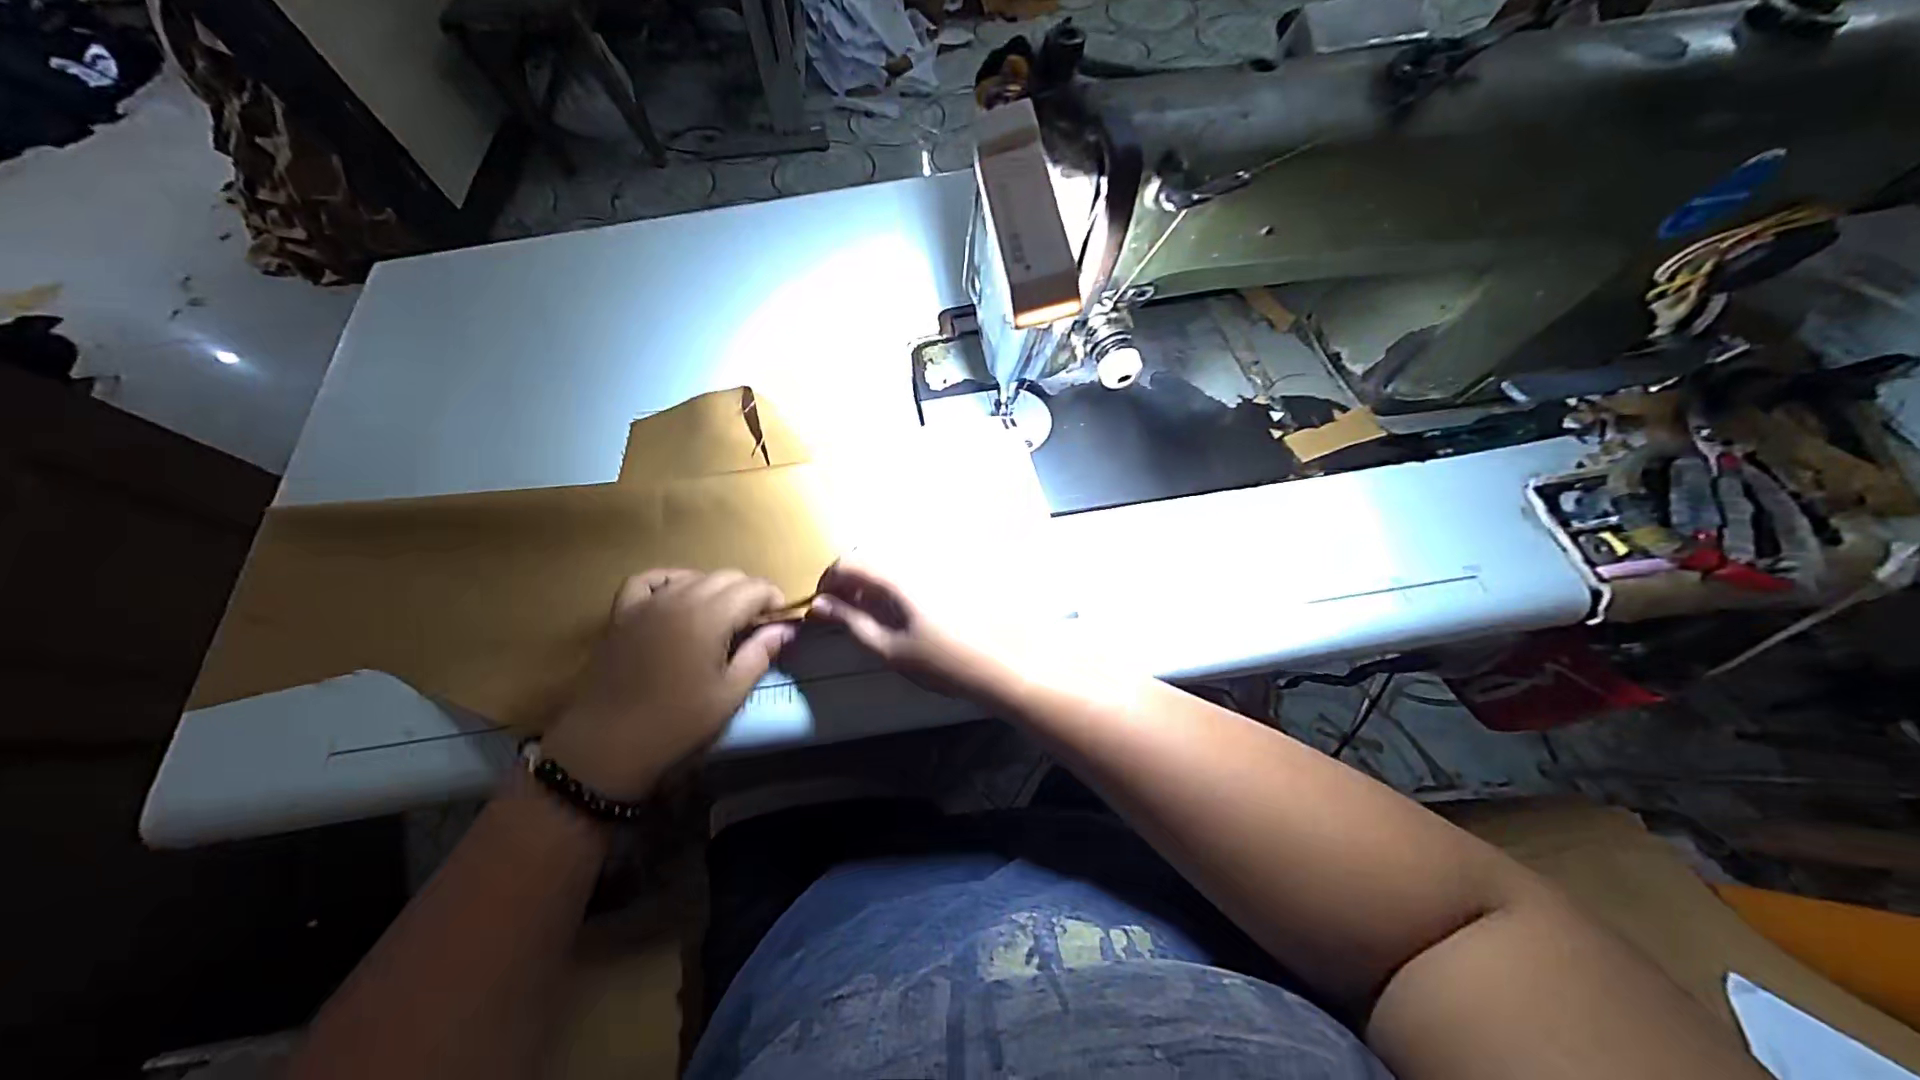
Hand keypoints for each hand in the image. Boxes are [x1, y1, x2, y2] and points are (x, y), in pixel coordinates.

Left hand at [543, 569, 794, 799]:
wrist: (607, 744)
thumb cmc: (676, 722)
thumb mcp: (729, 694)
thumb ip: (760, 654)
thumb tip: (785, 628)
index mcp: (710, 616)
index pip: (755, 588)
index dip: (775, 600)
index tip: (779, 624)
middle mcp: (680, 597)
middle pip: (727, 576)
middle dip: (749, 595)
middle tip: (754, 627)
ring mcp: (648, 603)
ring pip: (693, 576)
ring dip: (715, 590)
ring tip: (720, 619)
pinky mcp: (622, 613)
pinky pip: (650, 580)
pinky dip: (671, 582)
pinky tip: (678, 598)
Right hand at [808, 557, 1022, 704]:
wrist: (1008, 663)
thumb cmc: (944, 662)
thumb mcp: (891, 650)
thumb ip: (851, 624)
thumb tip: (818, 606)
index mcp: (897, 576)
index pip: (848, 561)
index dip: (828, 581)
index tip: (825, 605)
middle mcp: (918, 559)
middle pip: (871, 555)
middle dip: (853, 580)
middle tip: (851, 612)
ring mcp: (941, 561)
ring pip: (895, 559)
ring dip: (878, 580)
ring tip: (882, 614)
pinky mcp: (959, 568)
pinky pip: (919, 564)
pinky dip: (903, 580)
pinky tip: (913, 609)